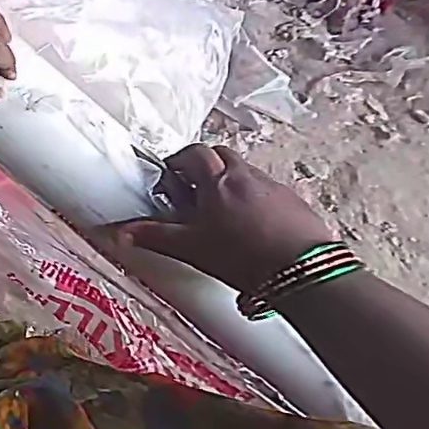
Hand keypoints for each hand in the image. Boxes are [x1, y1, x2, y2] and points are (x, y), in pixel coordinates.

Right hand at [112, 145, 334, 292]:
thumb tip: (124, 233)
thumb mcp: (191, 248)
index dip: (178, 162)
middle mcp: (246, 176)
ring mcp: (273, 188)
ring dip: (229, 184)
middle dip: (204, 168)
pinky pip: (267, 192)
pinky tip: (249, 228)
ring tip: (219, 214)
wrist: (304, 274)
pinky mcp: (294, 203)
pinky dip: (253, 200)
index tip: (170, 179)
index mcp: (217, 180)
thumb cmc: (245, 257)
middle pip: (220, 156)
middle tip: (192, 192)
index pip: (193, 153)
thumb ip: (154, 236)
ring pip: (244, 173)